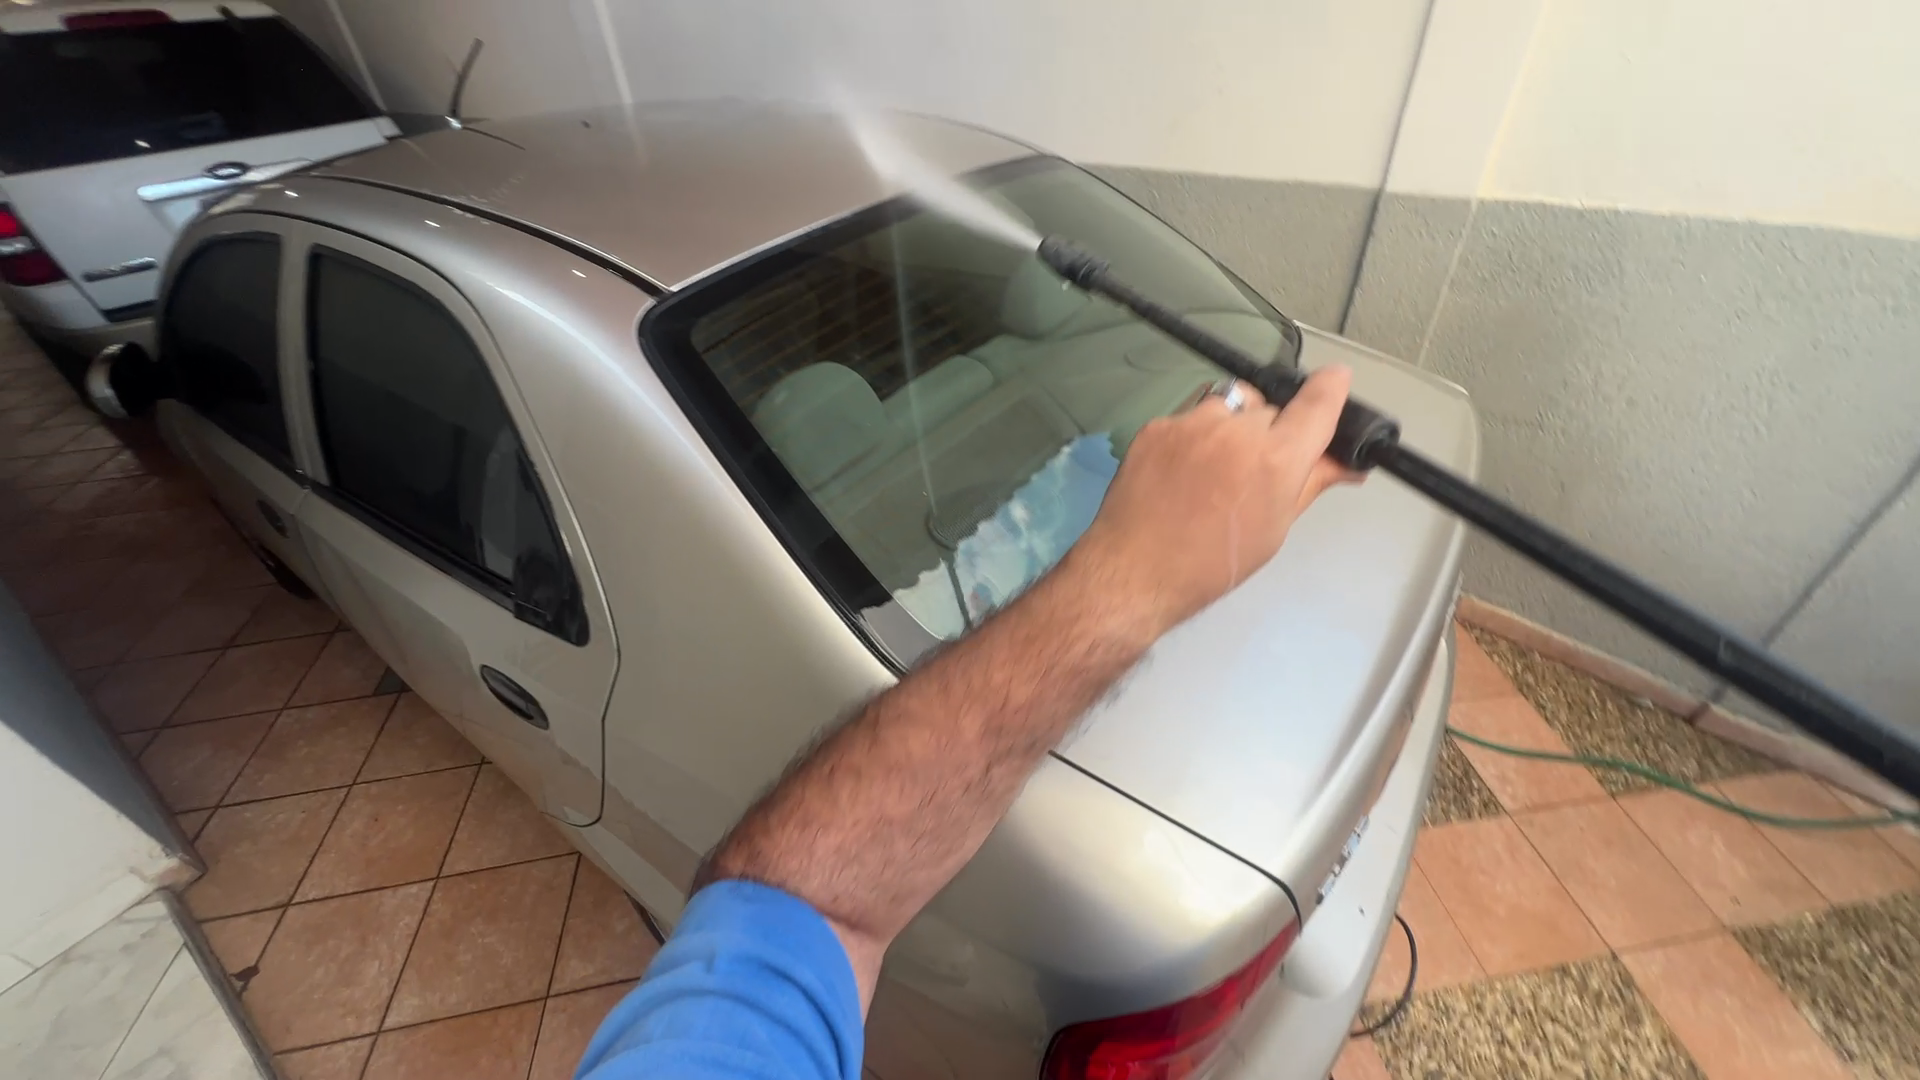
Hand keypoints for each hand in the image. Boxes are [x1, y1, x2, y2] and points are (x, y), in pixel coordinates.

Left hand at [1066, 366, 1361, 636]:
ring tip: (1213, 467)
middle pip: (1270, 409)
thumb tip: (1348, 463)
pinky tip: (1180, 470)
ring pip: (1227, 406)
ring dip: (1231, 426)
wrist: (1135, 570)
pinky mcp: (1156, 426)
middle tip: (1253, 468)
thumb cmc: (1212, 564)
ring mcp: (1190, 424)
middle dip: (1271, 431)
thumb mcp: (1272, 529)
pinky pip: (1188, 417)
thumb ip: (1309, 484)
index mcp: (1274, 459)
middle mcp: (1234, 430)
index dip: (1331, 388)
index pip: (1317, 403)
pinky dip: (1193, 436)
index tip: (1335, 380)